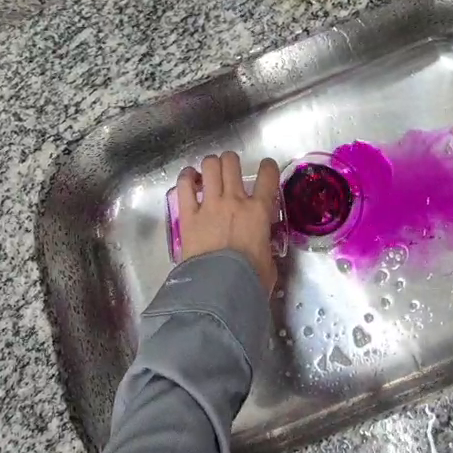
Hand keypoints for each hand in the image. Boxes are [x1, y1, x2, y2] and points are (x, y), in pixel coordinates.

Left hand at [175, 152, 281, 295]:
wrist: (219, 291)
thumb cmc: (249, 281)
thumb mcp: (268, 263)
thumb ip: (265, 249)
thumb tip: (262, 251)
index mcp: (258, 211)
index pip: (268, 176)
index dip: (268, 166)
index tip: (266, 167)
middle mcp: (234, 200)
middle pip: (231, 162)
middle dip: (230, 161)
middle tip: (229, 169)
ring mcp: (209, 205)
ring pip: (209, 166)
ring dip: (210, 165)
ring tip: (209, 172)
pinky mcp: (188, 215)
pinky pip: (184, 185)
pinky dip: (186, 177)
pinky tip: (189, 178)